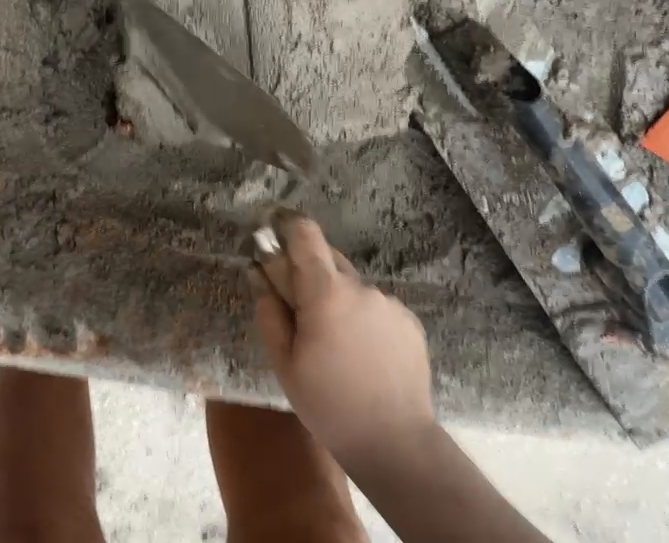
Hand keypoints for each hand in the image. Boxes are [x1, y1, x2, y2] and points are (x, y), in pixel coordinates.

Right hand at [249, 213, 436, 468]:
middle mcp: (361, 287)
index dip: (287, 227)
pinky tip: (363, 355)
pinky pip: (375, 306)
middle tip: (300, 312)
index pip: (305, 234)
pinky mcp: (410, 321)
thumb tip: (258, 272)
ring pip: (352, 286)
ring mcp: (390, 303)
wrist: (395, 442)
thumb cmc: (328, 404)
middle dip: (309, 274)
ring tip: (336, 345)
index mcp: (326, 292)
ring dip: (338, 299)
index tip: (273, 237)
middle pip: (328, 258)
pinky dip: (362, 318)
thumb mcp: (284, 362)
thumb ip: (269, 310)